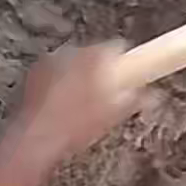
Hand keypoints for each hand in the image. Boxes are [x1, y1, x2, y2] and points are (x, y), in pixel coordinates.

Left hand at [0, 42, 142, 172]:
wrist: (37, 138)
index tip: (130, 73)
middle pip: (94, 53)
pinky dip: (60, 80)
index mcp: (93, 57)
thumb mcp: (114, 115)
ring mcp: (50, 59)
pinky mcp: (34, 70)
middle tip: (106, 93)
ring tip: (82, 101)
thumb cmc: (76, 127)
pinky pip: (54, 69)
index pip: (118, 46)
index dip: (126, 61)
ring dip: (79, 74)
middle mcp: (70, 51)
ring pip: (73, 61)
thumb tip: (152, 95)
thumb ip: (135, 98)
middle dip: (101, 69)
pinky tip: (62, 103)